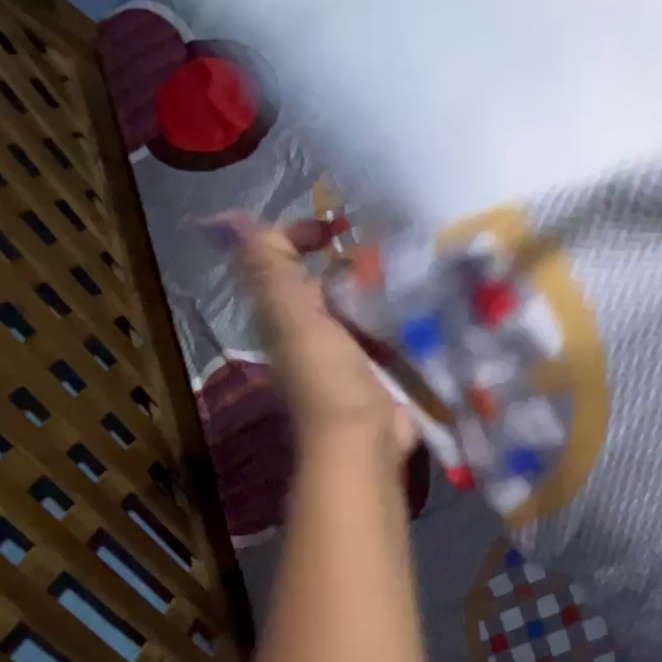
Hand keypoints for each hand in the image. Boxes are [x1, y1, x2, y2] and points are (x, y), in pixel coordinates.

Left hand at [212, 212, 415, 454]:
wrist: (365, 443)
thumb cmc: (328, 379)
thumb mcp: (291, 317)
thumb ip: (269, 269)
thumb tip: (235, 218)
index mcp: (284, 314)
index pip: (282, 258)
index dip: (303, 233)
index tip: (343, 228)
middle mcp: (311, 330)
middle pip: (325, 280)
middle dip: (352, 259)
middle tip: (390, 243)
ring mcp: (349, 353)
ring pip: (361, 304)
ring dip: (383, 286)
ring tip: (414, 267)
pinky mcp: (382, 372)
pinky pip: (390, 331)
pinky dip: (404, 316)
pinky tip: (426, 305)